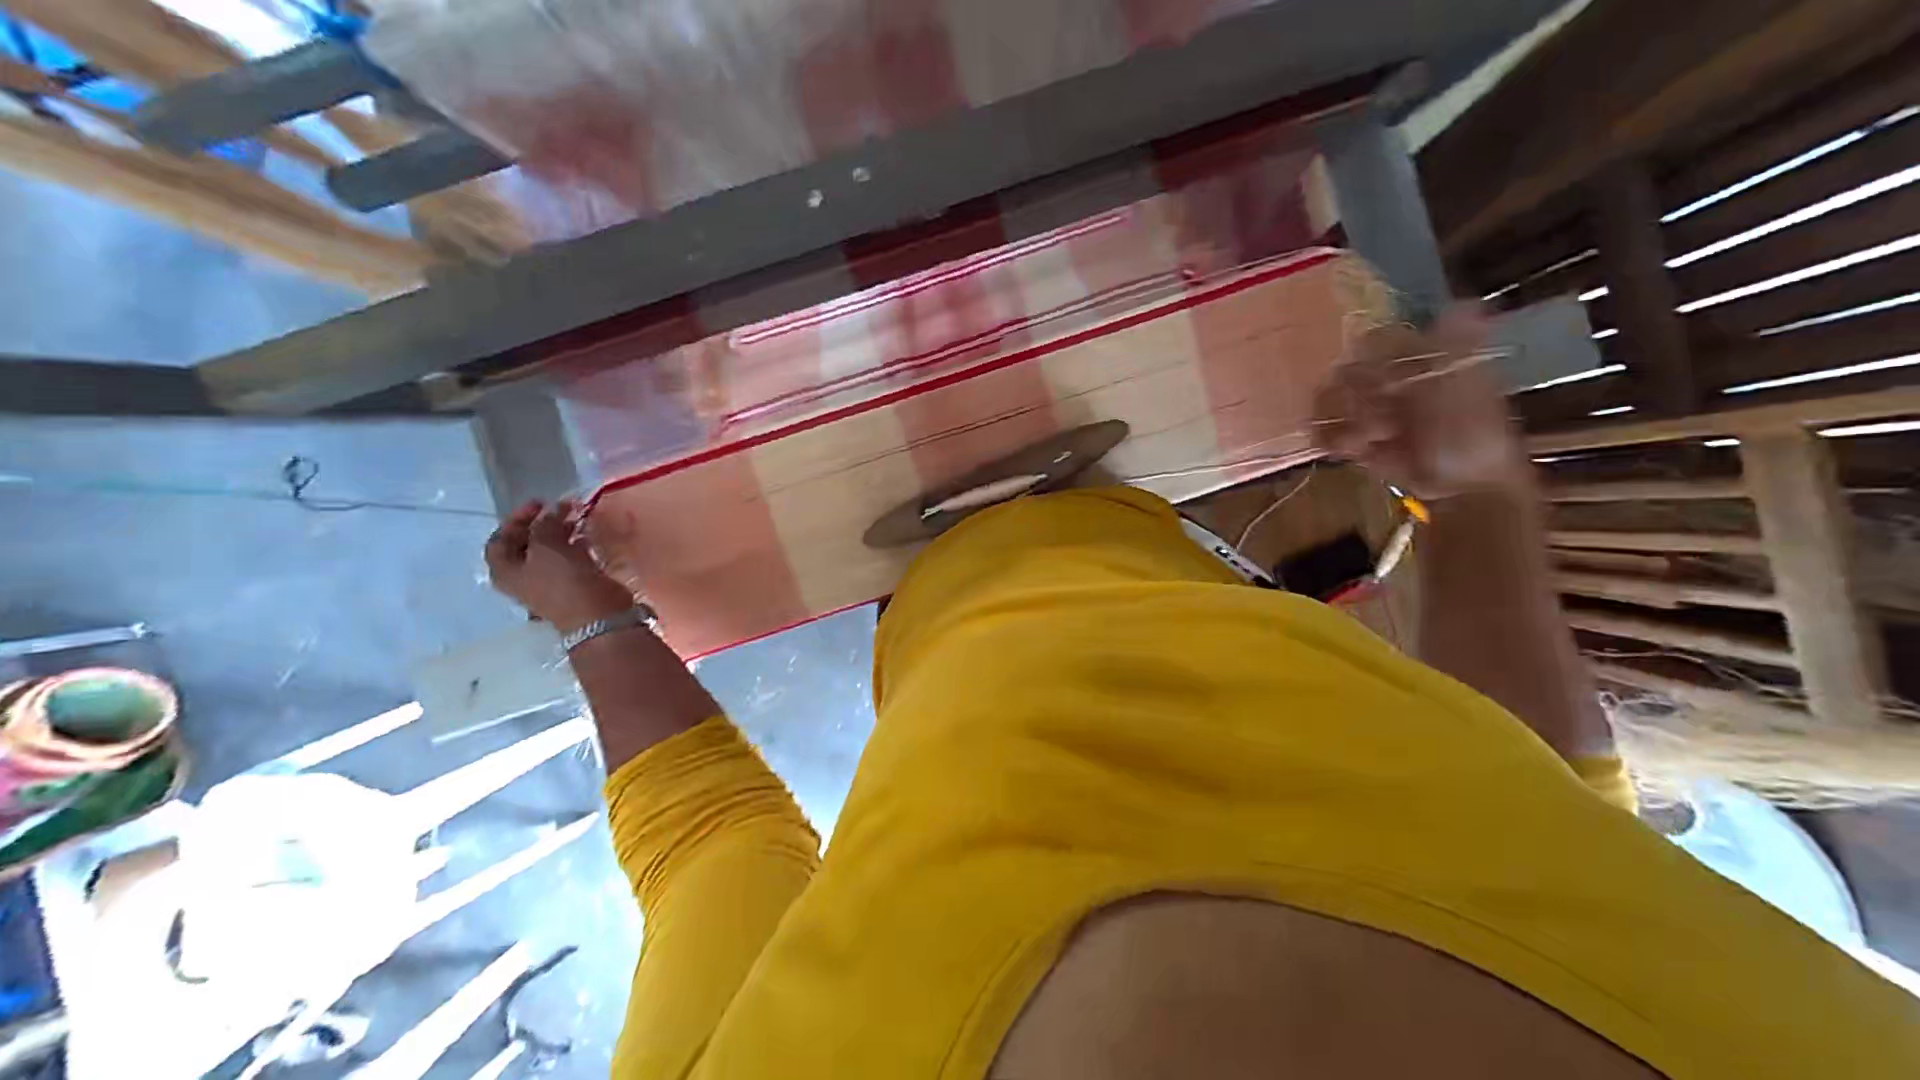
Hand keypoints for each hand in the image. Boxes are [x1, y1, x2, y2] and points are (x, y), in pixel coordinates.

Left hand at [484, 499, 635, 633]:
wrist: (596, 615)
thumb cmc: (563, 581)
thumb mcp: (547, 546)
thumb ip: (545, 524)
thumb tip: (552, 511)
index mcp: (505, 570)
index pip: (500, 539)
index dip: (516, 519)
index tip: (540, 504)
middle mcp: (522, 577)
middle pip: (526, 544)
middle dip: (542, 523)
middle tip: (562, 508)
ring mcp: (548, 582)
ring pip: (550, 551)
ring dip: (561, 532)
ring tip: (577, 518)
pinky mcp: (572, 584)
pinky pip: (570, 559)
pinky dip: (576, 545)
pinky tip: (587, 536)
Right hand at [1311, 305, 1529, 499]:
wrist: (1462, 487)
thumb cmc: (1473, 434)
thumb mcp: (1471, 385)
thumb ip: (1459, 347)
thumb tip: (1464, 304)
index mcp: (1411, 358)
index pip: (1370, 342)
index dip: (1373, 364)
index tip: (1391, 388)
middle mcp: (1383, 379)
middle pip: (1342, 373)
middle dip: (1358, 402)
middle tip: (1387, 426)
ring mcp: (1363, 409)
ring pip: (1325, 400)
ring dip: (1344, 423)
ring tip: (1370, 443)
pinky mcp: (1349, 438)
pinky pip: (1320, 428)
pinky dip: (1330, 439)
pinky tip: (1352, 451)